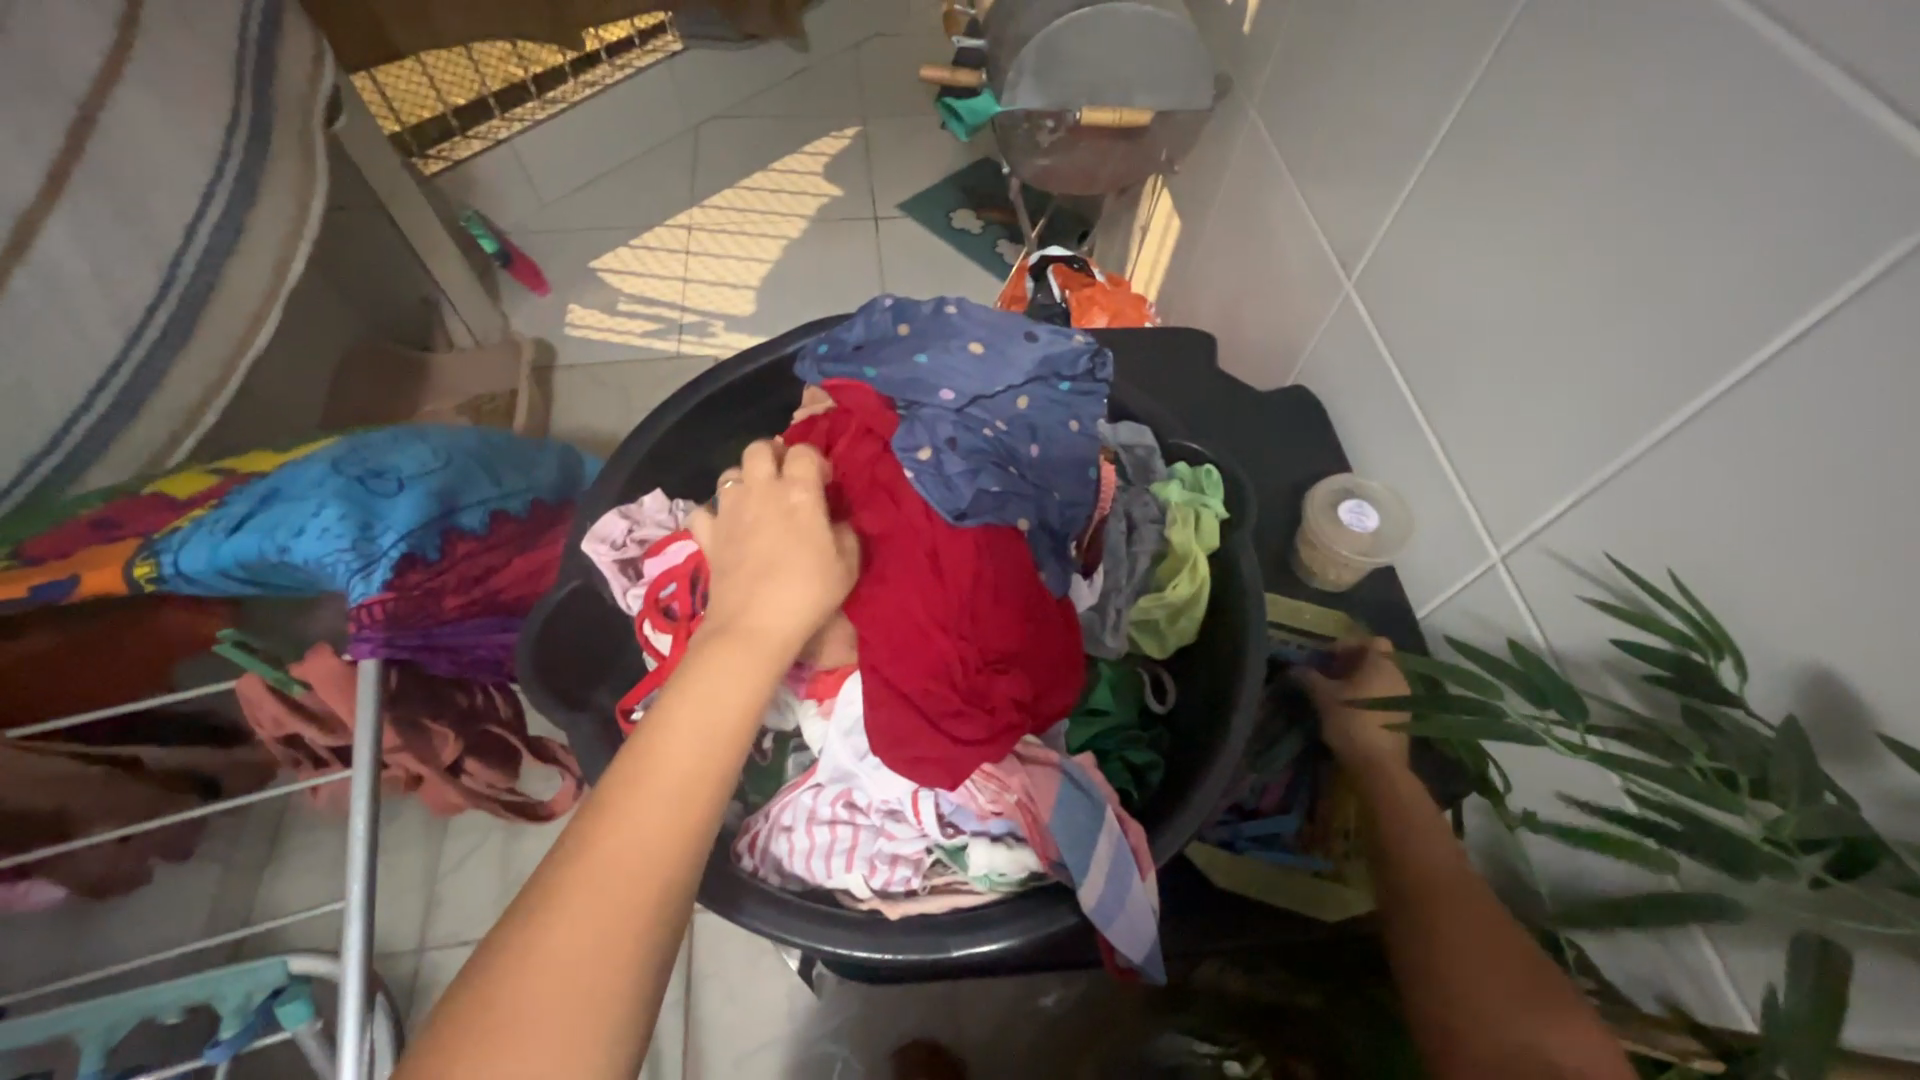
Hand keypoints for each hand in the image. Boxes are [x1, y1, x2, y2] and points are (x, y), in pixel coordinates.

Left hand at [686, 439, 859, 657]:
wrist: (754, 625)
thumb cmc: (809, 592)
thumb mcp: (848, 564)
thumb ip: (846, 533)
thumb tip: (837, 522)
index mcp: (799, 491)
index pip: (804, 451)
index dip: (815, 460)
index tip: (824, 482)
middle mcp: (760, 490)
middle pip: (759, 448)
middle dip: (773, 456)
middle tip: (785, 478)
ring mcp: (728, 511)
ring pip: (729, 474)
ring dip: (744, 481)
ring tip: (757, 501)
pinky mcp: (707, 535)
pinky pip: (703, 511)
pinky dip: (713, 515)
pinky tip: (725, 527)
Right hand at [1296, 637, 1410, 772]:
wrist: (1377, 765)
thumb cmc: (1350, 721)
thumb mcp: (1322, 696)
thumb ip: (1308, 677)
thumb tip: (1293, 669)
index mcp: (1381, 664)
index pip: (1370, 641)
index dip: (1346, 645)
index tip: (1325, 659)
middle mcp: (1398, 676)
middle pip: (1376, 659)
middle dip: (1351, 663)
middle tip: (1327, 674)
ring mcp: (1404, 698)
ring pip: (1380, 678)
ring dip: (1359, 681)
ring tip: (1335, 693)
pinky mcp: (1403, 717)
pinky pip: (1385, 695)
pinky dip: (1368, 696)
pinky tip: (1350, 710)